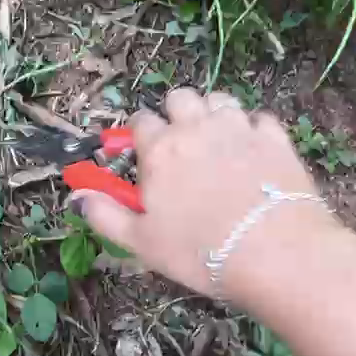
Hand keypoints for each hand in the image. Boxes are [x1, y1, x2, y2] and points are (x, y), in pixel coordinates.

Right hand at [69, 87, 340, 309]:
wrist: (279, 257)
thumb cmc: (203, 252)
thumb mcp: (143, 242)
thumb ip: (105, 214)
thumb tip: (77, 194)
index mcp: (159, 148)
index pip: (140, 122)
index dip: (142, 136)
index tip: (147, 156)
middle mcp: (194, 127)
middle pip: (179, 97)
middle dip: (178, 113)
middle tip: (184, 144)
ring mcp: (237, 129)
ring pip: (219, 99)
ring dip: (215, 114)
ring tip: (219, 142)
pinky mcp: (275, 139)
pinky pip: (261, 119)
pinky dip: (257, 131)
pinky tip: (257, 153)